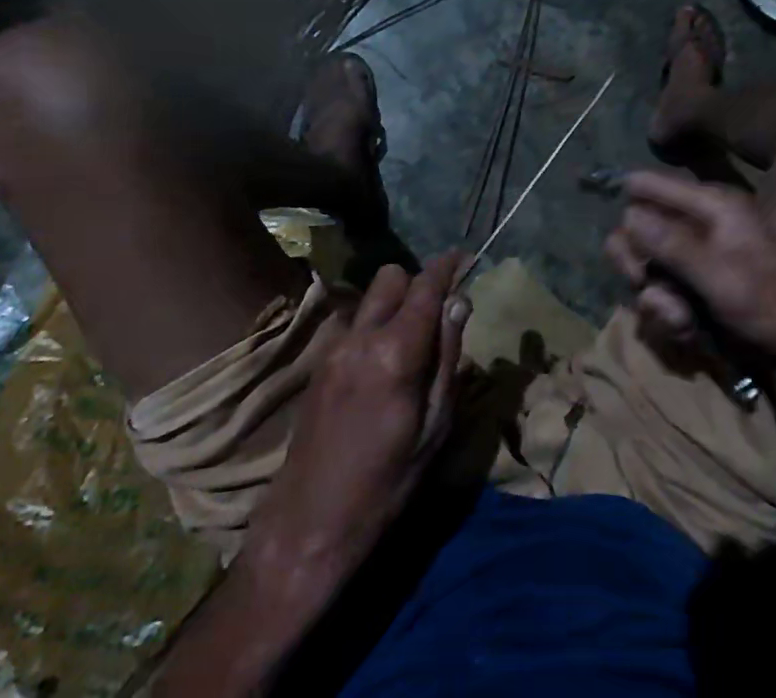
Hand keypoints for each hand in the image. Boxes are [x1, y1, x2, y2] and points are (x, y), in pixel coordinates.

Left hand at [242, 252, 471, 581]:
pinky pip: (355, 323)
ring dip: (395, 304)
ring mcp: (334, 347)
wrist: (311, 517)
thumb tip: (459, 305)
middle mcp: (360, 336)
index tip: (465, 257)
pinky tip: (385, 363)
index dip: (447, 266)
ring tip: (414, 342)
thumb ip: (447, 358)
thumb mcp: (434, 426)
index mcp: (395, 352)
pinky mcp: (320, 362)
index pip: (425, 287)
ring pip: (370, 298)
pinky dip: (375, 324)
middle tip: (440, 312)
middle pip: (390, 277)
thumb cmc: (388, 482)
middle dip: (418, 282)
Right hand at [604, 171, 775, 361]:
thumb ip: (672, 244)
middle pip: (633, 228)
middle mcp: (695, 224)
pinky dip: (665, 313)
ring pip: (640, 266)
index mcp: (711, 206)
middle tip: (643, 282)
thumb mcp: (721, 275)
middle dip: (634, 262)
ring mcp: (688, 257)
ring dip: (654, 297)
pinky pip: (654, 292)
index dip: (628, 206)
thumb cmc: (771, 305)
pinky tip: (685, 329)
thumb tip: (627, 215)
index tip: (629, 247)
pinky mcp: (685, 285)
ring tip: (679, 319)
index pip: (649, 185)